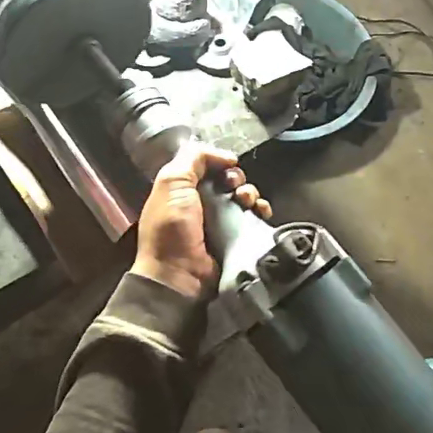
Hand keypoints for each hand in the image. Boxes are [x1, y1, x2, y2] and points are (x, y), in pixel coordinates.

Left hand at [132, 140, 272, 298]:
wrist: (178, 276)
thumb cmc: (171, 228)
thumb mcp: (171, 183)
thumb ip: (193, 159)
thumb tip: (225, 156)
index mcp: (183, 190)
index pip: (208, 166)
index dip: (219, 162)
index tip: (226, 166)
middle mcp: (202, 204)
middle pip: (229, 180)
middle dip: (236, 179)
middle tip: (234, 188)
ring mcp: (221, 222)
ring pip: (244, 197)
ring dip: (250, 194)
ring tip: (246, 202)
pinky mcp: (237, 239)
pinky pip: (255, 218)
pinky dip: (261, 211)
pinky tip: (260, 212)